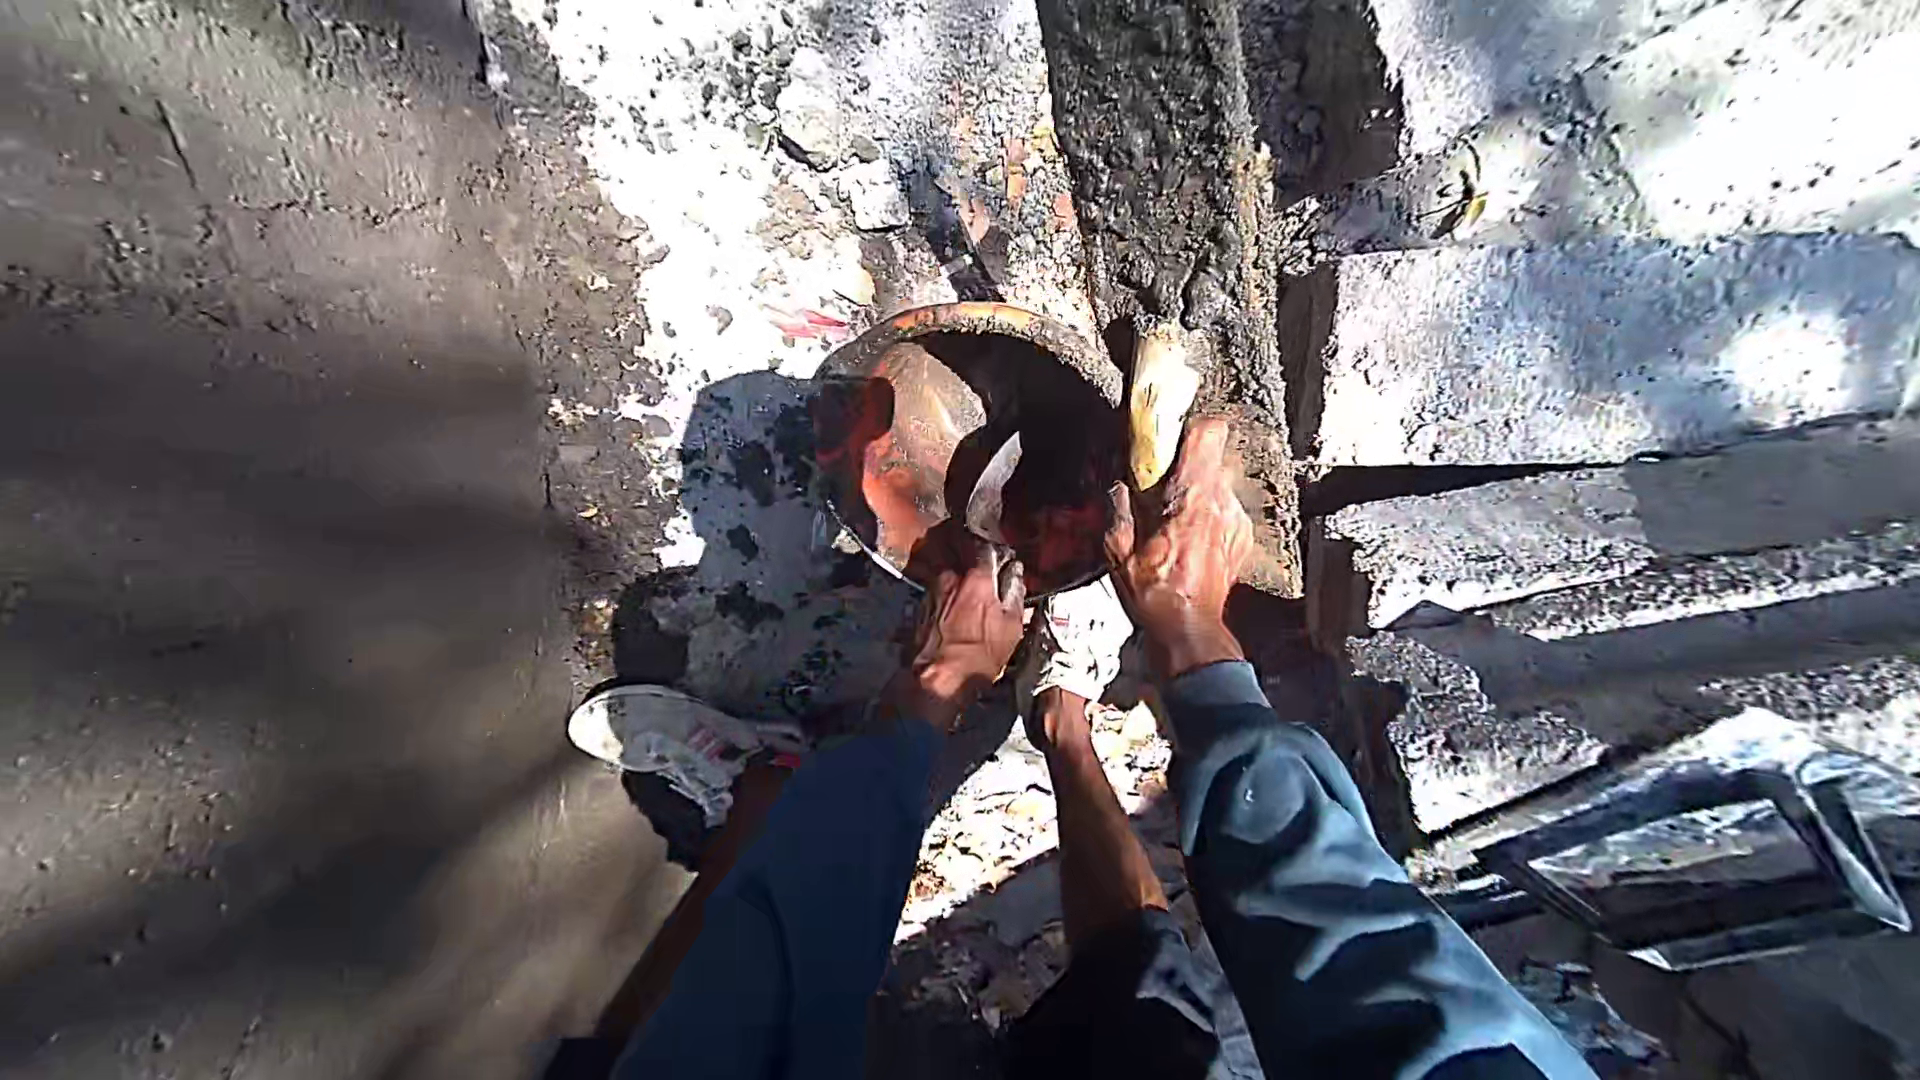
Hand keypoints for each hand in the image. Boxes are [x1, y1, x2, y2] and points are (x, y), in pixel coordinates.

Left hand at [887, 522, 1026, 730]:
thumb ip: (1014, 594)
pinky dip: (949, 593)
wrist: (936, 677)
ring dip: (961, 578)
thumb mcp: (1010, 627)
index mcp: (977, 578)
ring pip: (951, 572)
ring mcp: (933, 589)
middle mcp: (951, 576)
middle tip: (988, 572)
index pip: (988, 548)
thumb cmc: (978, 656)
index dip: (998, 551)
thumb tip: (1016, 575)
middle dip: (977, 561)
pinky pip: (939, 589)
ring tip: (971, 595)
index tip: (1004, 559)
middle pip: (965, 556)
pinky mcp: (921, 603)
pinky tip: (956, 609)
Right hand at [1104, 417, 1251, 679]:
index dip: (1190, 427)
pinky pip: (1226, 507)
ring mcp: (1237, 521)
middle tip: (1161, 481)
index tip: (1169, 433)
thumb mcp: (1118, 552)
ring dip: (1198, 487)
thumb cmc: (1156, 594)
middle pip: (1215, 455)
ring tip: (1172, 513)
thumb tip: (1118, 487)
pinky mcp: (1241, 537)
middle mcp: (1222, 505)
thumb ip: (1118, 510)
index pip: (1210, 434)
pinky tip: (1188, 535)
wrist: (1189, 628)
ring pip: (1222, 481)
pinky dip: (1208, 510)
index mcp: (1192, 500)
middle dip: (1188, 461)